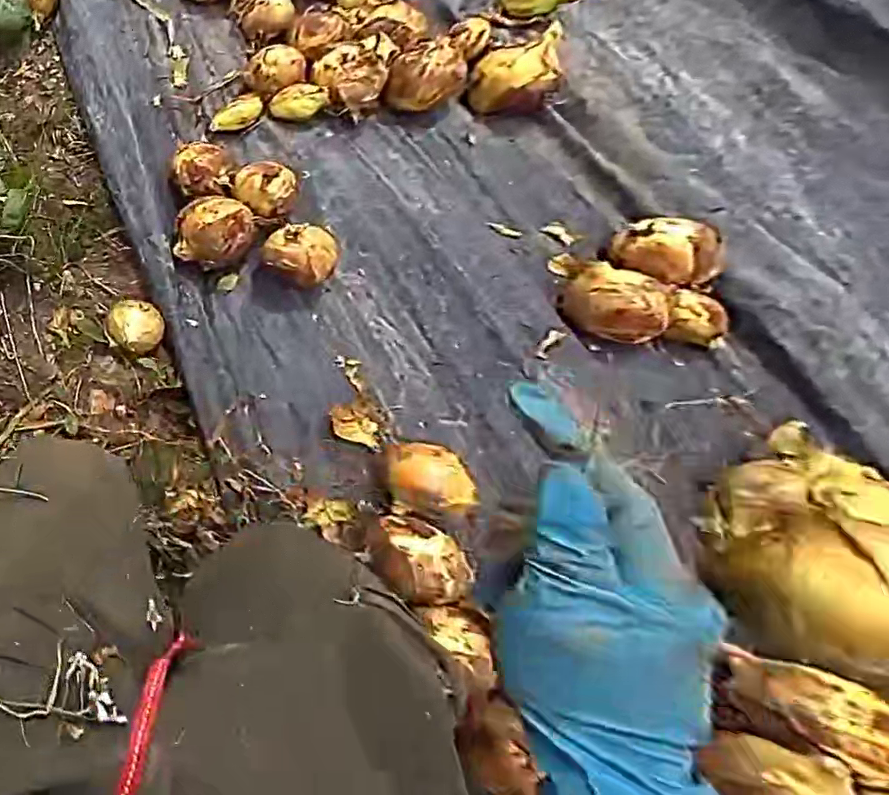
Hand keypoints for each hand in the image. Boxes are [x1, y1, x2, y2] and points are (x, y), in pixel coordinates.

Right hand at [493, 451, 724, 794]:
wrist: (596, 760)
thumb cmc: (574, 686)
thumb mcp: (559, 608)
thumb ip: (565, 541)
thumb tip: (564, 474)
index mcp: (656, 581)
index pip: (614, 492)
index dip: (572, 443)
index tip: (527, 401)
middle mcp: (661, 585)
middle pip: (591, 514)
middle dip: (533, 515)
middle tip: (498, 543)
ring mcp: (643, 602)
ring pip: (576, 540)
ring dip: (528, 545)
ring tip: (502, 580)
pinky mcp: (620, 614)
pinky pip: (573, 566)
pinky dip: (534, 565)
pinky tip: (514, 588)